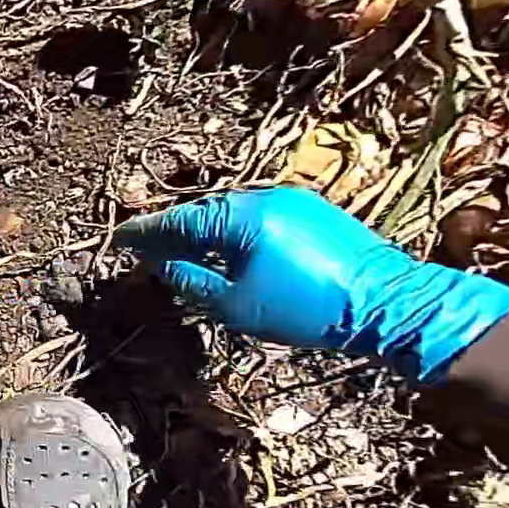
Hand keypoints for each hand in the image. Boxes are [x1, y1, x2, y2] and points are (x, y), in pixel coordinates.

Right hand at [112, 187, 508, 383]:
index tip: (118, 240)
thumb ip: (189, 280)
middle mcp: (262, 198)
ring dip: (197, 231)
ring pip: (225, 212)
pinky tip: (217, 249)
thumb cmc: (304, 309)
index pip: (177, 222)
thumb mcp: (234, 304)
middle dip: (169, 231)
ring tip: (176, 251)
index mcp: (241, 218)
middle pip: (199, 212)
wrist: (390, 303)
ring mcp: (289, 200)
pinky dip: (225, 231)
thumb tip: (160, 265)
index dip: (145, 233)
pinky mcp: (308, 210)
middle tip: (143, 248)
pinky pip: (250, 215)